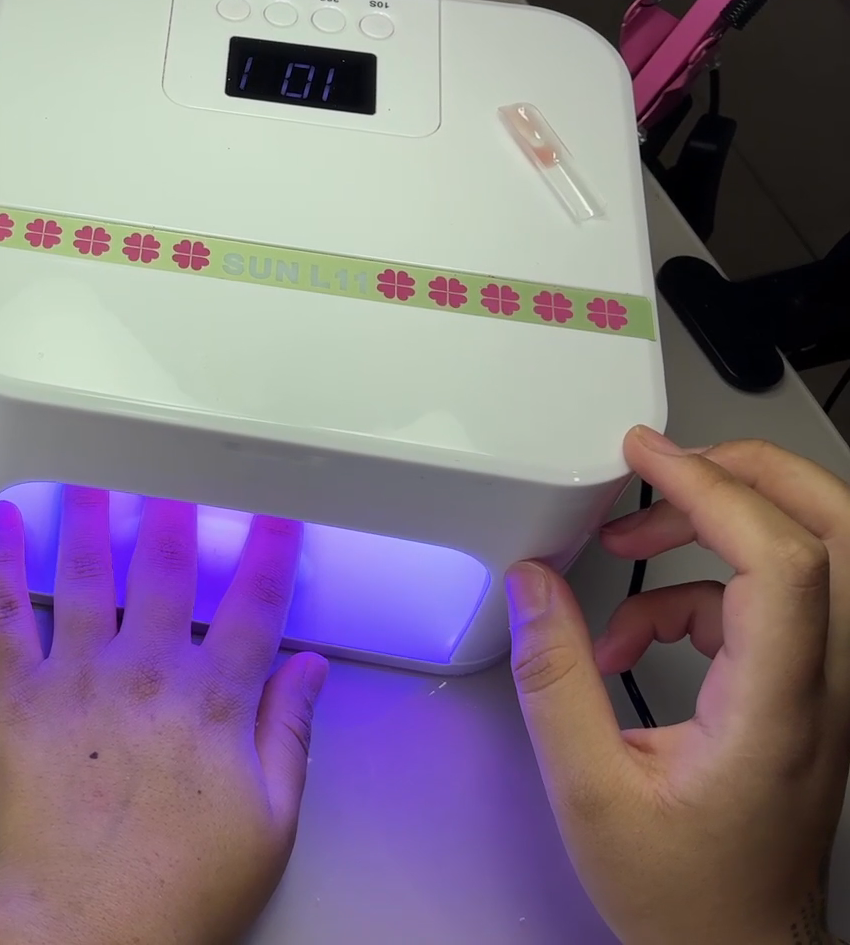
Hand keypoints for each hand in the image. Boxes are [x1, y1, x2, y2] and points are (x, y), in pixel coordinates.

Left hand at [0, 489, 328, 944]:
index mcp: (211, 699)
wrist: (85, 924)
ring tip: (89, 479)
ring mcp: (76, 673)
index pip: (252, 609)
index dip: (268, 557)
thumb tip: (310, 665)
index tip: (274, 516)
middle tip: (172, 478)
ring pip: (86, 573)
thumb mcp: (269, 822)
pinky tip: (2, 520)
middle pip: (165, 572)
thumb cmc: (185, 883)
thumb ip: (288, 733)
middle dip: (172, 518)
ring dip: (89, 518)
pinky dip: (1, 560)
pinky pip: (5, 611)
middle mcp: (145, 669)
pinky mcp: (17, 689)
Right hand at [506, 427, 849, 944]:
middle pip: (841, 545)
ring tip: (617, 545)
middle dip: (752, 480)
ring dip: (707, 534)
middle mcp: (829, 692)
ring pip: (807, 567)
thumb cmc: (668, 881)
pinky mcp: (801, 695)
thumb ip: (554, 668)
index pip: (784, 567)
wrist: (729, 942)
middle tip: (660, 461)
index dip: (715, 492)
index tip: (643, 454)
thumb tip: (532, 579)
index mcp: (779, 711)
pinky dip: (689, 595)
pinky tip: (627, 634)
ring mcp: (824, 692)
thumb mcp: (583, 774)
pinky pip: (762, 609)